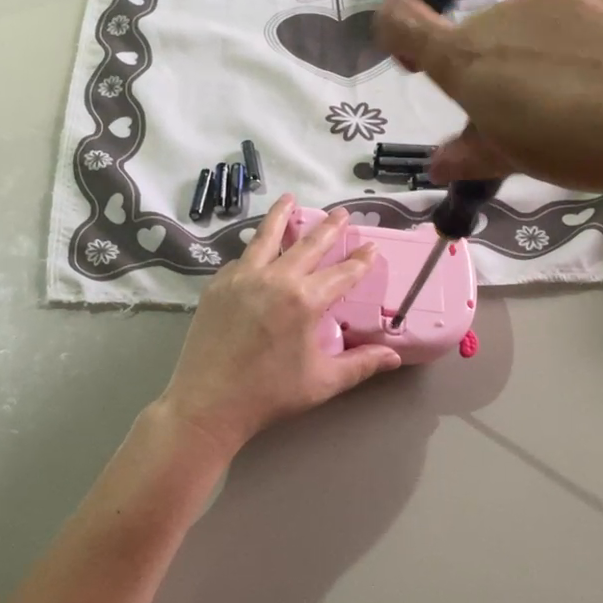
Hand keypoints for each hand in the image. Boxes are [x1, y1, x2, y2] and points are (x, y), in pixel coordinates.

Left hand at [154, 195, 401, 457]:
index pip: (341, 274)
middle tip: (342, 213)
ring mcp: (242, 278)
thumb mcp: (322, 382)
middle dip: (329, 228)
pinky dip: (254, 249)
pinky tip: (257, 249)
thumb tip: (394, 357)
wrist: (208, 403)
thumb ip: (361, 365)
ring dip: (281, 216)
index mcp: (304, 300)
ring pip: (266, 238)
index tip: (371, 249)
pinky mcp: (218, 285)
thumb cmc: (269, 394)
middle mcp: (275, 279)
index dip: (360, 262)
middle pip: (308, 245)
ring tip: (290, 199)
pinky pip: (242, 259)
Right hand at [373, 0, 602, 211]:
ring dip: (534, 55)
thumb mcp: (517, 160)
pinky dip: (576, 40)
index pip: (401, 22)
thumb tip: (441, 162)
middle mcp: (501, 16)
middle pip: (477, 38)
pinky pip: (569, 15)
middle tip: (528, 116)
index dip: (397, 36)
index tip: (418, 64)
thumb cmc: (583, 149)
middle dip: (490, 71)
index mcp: (467, 60)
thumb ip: (471, 154)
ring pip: (524, 26)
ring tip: (581, 97)